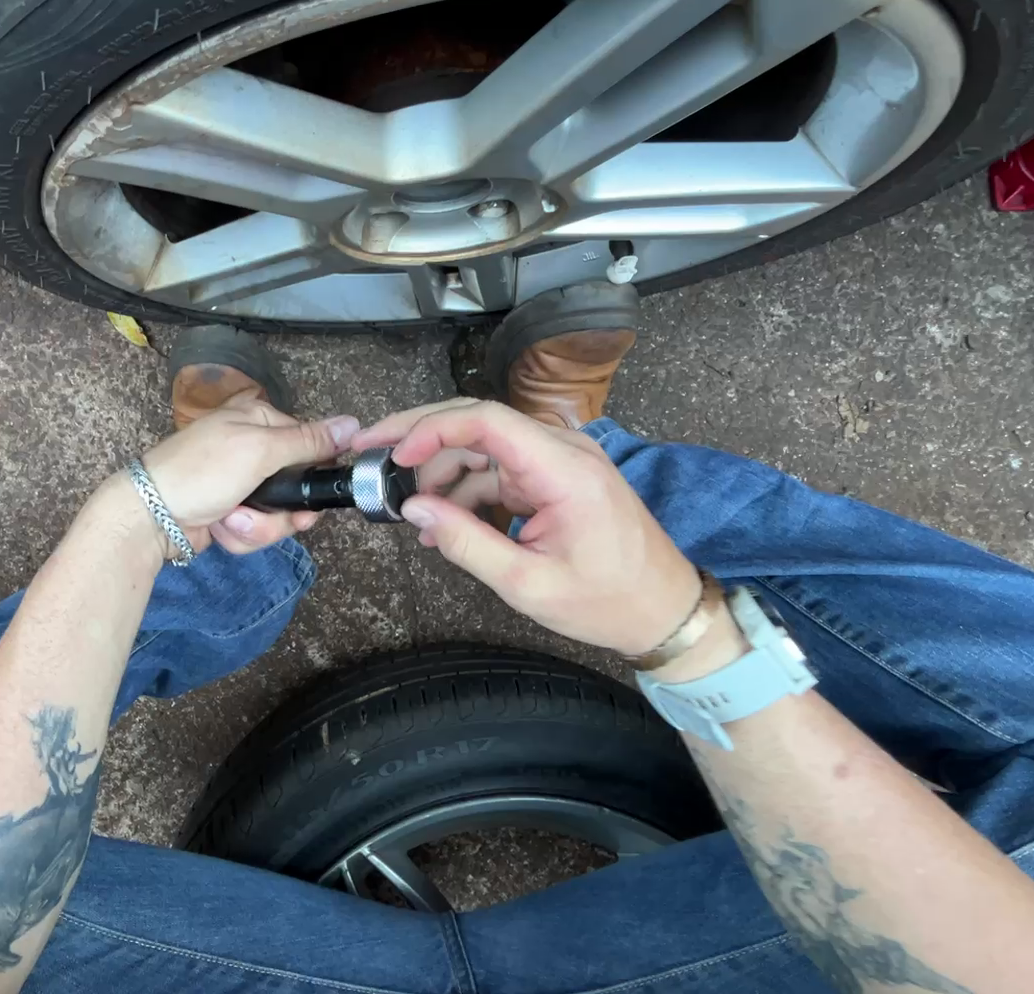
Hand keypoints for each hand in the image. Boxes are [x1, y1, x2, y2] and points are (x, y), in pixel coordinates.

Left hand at [123, 396, 358, 556]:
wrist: (151, 516)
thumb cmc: (202, 472)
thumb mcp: (260, 450)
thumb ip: (309, 441)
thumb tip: (355, 423)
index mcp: (260, 420)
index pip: (311, 446)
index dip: (315, 477)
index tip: (312, 501)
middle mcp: (253, 449)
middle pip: (297, 488)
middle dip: (281, 514)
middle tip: (265, 515)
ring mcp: (242, 483)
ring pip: (279, 515)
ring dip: (257, 527)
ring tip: (229, 519)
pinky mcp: (231, 512)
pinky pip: (256, 529)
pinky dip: (240, 534)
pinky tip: (219, 527)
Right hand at [353, 399, 698, 654]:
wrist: (664, 612)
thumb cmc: (605, 602)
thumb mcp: (527, 583)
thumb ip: (464, 543)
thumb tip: (411, 508)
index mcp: (563, 469)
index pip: (486, 420)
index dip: (431, 429)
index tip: (392, 456)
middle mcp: (560, 450)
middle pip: (477, 420)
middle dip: (418, 433)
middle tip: (368, 449)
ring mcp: (556, 461)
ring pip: (480, 445)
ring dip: (437, 469)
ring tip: (405, 508)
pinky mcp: (551, 477)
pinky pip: (495, 469)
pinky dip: (463, 489)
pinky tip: (439, 521)